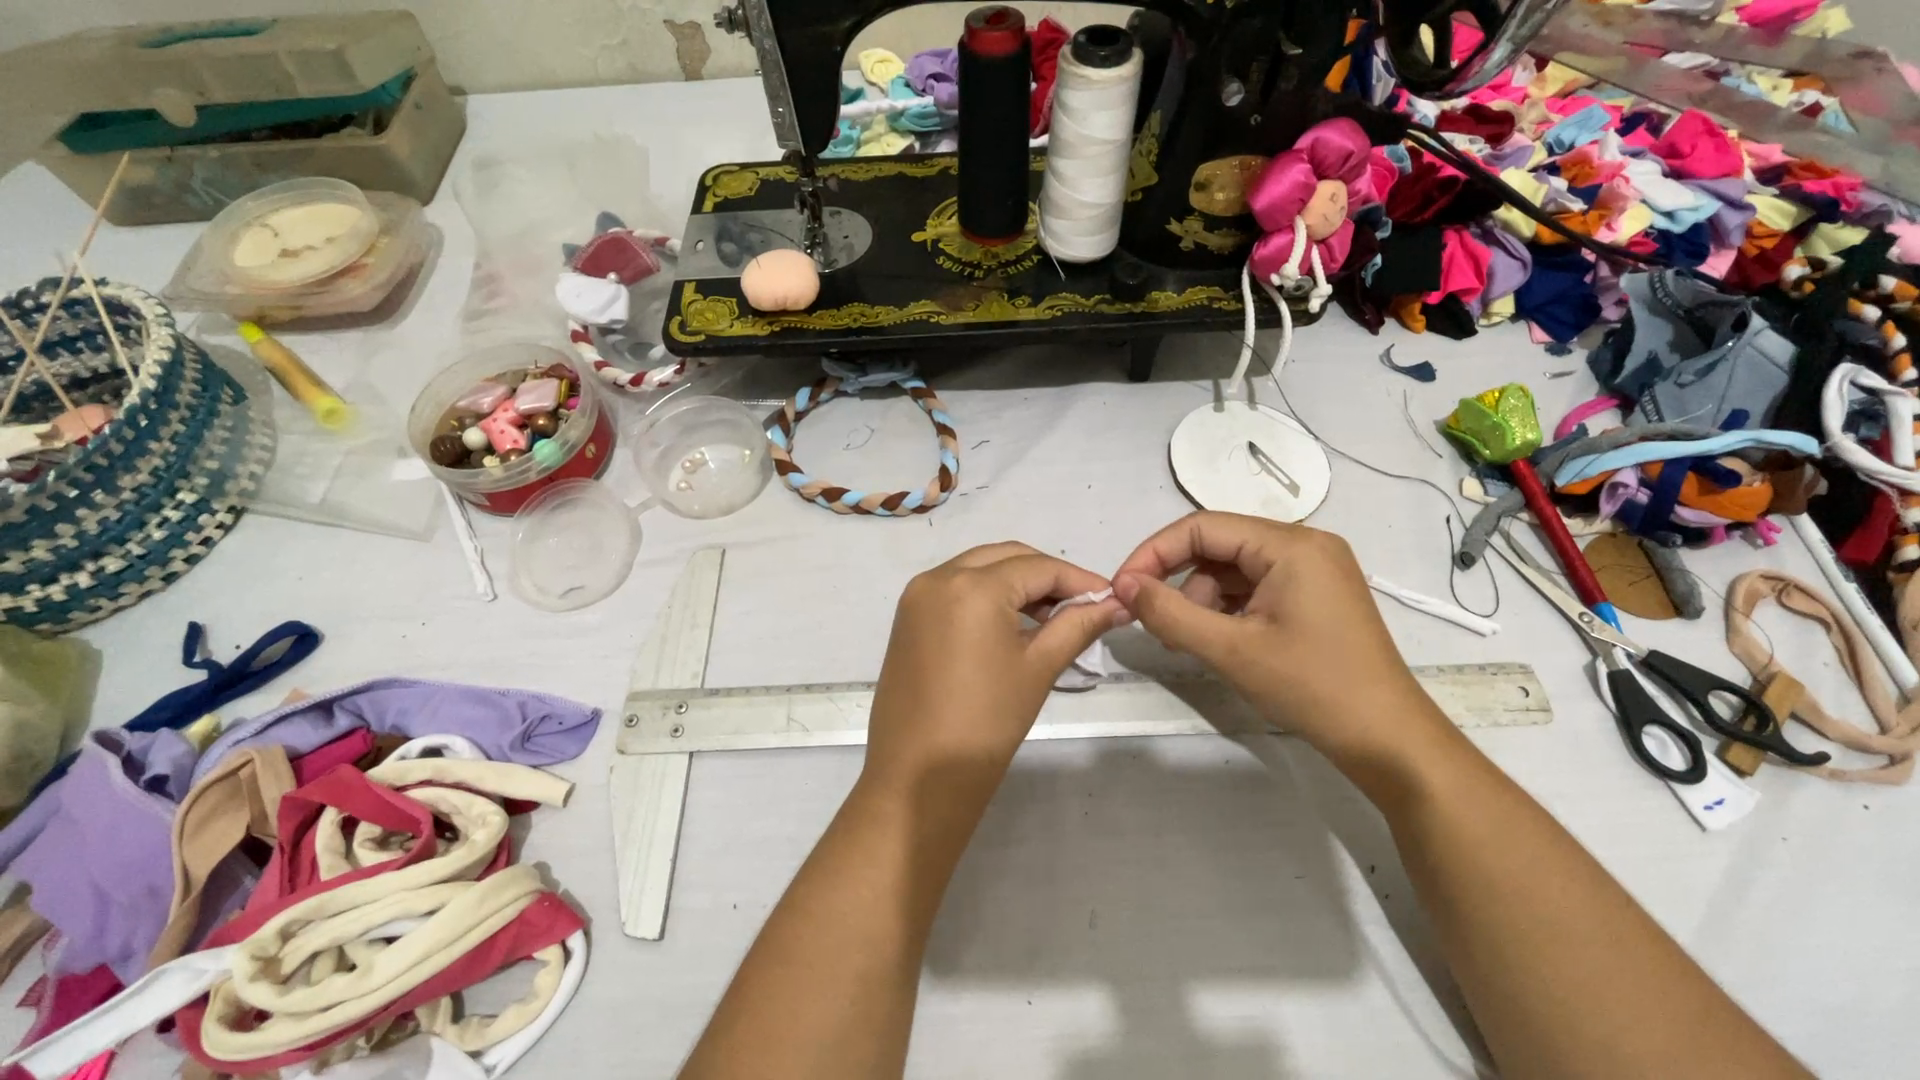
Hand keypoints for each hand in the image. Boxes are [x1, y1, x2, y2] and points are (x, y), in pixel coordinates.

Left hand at [865, 543, 1125, 793]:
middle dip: (1048, 577)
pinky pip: (955, 590)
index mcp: (972, 586)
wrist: (919, 777)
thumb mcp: (1038, 668)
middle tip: (1085, 607)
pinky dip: (987, 596)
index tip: (1113, 599)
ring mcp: (917, 598)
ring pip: (978, 569)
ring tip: (1054, 618)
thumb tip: (1116, 605)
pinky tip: (1014, 625)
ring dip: (1017, 584)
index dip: (1080, 581)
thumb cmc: (986, 723)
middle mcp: (938, 578)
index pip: (1039, 567)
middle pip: (1006, 558)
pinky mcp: (907, 619)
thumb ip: (1078, 626)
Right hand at [1111, 512, 1448, 764]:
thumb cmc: (1311, 688)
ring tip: (1185, 642)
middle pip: (1218, 544)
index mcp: (1291, 544)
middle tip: (1149, 621)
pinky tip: (1215, 641)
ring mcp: (1314, 570)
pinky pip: (1255, 587)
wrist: (1387, 737)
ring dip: (1200, 599)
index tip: (1121, 589)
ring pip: (1233, 568)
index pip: (1202, 526)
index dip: (1154, 553)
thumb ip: (1170, 612)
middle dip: (1177, 580)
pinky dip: (1226, 609)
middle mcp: (1305, 544)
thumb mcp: (1231, 650)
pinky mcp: (1315, 595)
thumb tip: (1123, 585)